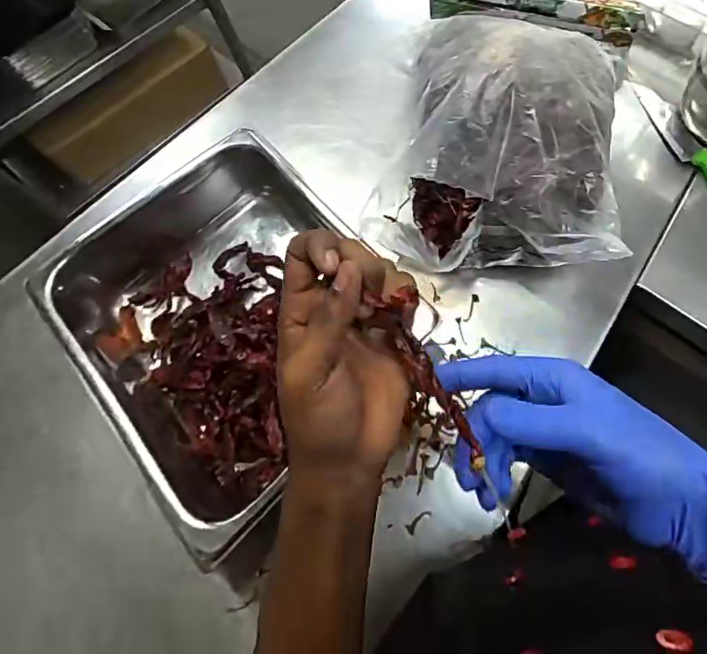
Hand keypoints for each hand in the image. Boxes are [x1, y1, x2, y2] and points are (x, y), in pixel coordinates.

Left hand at [277, 231, 412, 490]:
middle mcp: (332, 302)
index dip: (319, 245)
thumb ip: (328, 319)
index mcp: (301, 306)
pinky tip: (400, 323)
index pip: (302, 252)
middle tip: (367, 299)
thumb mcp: (309, 369)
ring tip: (381, 315)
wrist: (349, 462)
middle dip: (359, 261)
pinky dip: (406, 298)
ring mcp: (364, 315)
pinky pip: (403, 297)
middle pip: (345, 251)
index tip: (337, 265)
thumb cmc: (316, 418)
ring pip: (377, 269)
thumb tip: (346, 268)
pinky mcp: (394, 332)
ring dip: (384, 280)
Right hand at [436, 355, 706, 584]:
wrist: (684, 505)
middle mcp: (544, 399)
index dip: (463, 374)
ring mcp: (546, 430)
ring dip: (481, 461)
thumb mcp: (585, 432)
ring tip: (480, 494)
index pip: (497, 369)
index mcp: (553, 379)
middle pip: (491, 409)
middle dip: (474, 437)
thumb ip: (530, 421)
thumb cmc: (640, 454)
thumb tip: (480, 415)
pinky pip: (508, 458)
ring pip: (495, 435)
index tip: (430, 383)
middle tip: (466, 474)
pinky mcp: (549, 460)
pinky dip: (494, 473)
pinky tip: (492, 495)